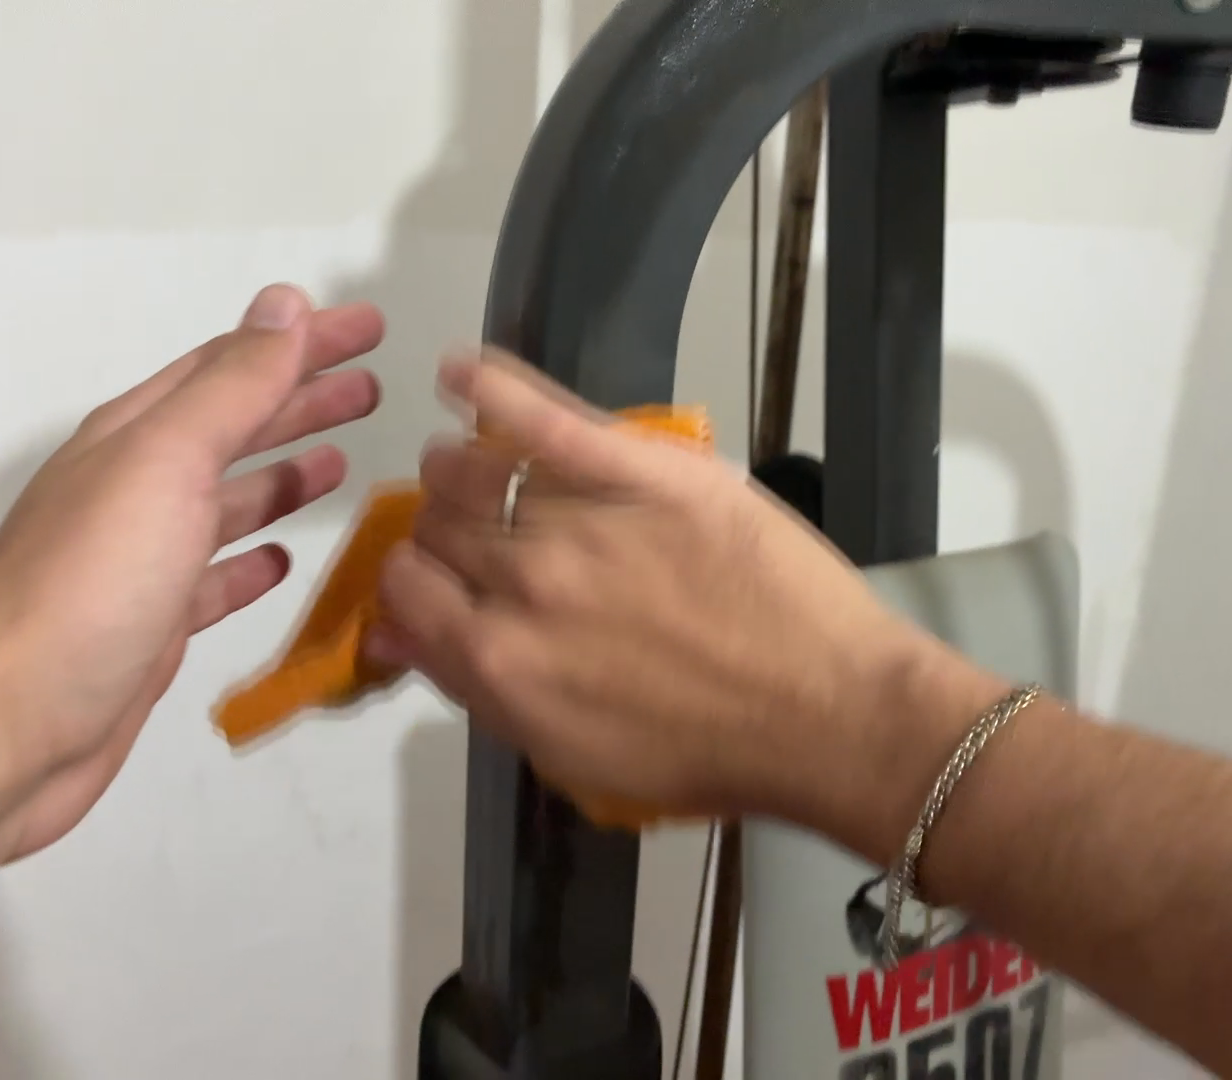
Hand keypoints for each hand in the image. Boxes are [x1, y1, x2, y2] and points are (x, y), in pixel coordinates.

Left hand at [0, 284, 384, 868]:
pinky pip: (220, 574)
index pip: (237, 367)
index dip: (303, 341)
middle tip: (370, 386)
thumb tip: (284, 305)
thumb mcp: (167, 464)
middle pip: (239, 426)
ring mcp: (151, 556)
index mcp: (143, 438)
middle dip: (305, 399)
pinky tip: (281, 560)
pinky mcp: (162, 619)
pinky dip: (254, 559)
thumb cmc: (95, 583)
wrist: (8, 728)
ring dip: (287, 472)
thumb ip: (233, 388)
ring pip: (235, 497)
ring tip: (341, 460)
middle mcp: (144, 486)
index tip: (366, 327)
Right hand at [372, 353, 957, 833]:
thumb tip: (405, 639)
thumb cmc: (708, 753)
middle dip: (444, 528)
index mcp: (498, 663)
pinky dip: (492, 385)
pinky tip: (462, 371)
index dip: (413, 582)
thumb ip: (482, 693)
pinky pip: (543, 414)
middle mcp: (521, 584)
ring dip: (462, 467)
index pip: (402, 589)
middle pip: (435, 523)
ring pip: (472, 467)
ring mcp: (581, 520)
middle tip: (481, 532)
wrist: (829, 714)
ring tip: (486, 468)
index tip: (436, 579)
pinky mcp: (643, 472)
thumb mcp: (575, 757)